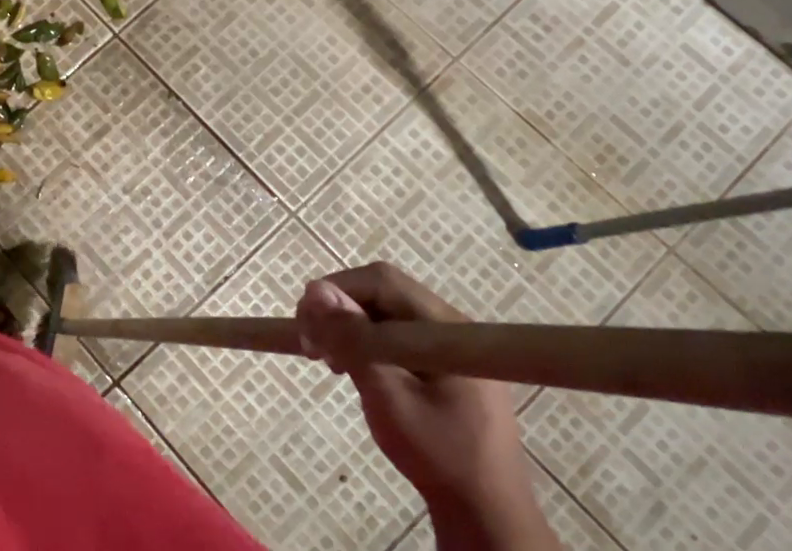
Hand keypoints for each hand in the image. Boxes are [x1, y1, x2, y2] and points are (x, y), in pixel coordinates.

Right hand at [298, 264, 549, 546]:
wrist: (485, 510)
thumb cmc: (437, 452)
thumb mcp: (387, 396)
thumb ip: (353, 341)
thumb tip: (315, 290)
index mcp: (446, 328)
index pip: (381, 281)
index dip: (335, 290)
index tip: (306, 324)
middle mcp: (449, 326)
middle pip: (379, 293)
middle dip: (336, 311)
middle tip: (311, 347)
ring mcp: (446, 346)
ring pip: (381, 314)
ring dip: (346, 328)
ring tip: (326, 360)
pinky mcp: (440, 364)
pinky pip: (391, 335)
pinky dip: (362, 343)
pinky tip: (348, 367)